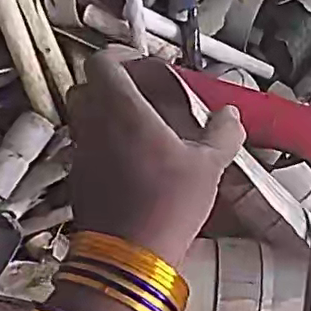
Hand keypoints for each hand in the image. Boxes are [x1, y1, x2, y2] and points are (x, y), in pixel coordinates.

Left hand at [66, 48, 244, 265]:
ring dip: (110, 112)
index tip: (145, 63)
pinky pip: (88, 145)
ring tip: (144, 125)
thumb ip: (222, 133)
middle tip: (146, 92)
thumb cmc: (166, 206)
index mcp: (122, 111)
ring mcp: (82, 152)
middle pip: (89, 85)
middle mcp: (94, 126)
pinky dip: (106, 141)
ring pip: (86, 116)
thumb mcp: (208, 167)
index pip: (103, 62)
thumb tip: (230, 117)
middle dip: (116, 83)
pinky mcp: (80, 178)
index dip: (122, 55)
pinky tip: (136, 159)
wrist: (130, 255)